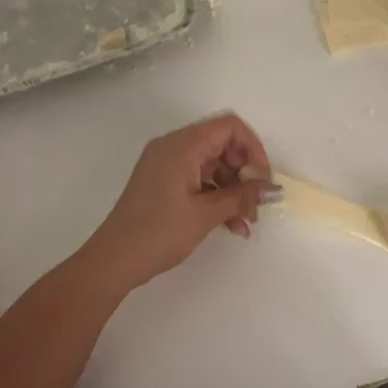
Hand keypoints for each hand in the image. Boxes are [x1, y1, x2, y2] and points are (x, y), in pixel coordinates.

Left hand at [78, 113, 275, 290]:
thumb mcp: (206, 214)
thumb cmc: (159, 232)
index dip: (253, 149)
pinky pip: (199, 180)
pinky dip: (217, 198)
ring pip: (213, 166)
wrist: (114, 259)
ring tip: (246, 222)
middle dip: (245, 173)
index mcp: (182, 145)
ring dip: (234, 190)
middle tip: (256, 206)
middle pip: (222, 145)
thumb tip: (273, 188)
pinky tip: (232, 226)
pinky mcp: (163, 184)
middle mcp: (173, 147)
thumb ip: (242, 196)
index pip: (229, 127)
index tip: (262, 181)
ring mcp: (166, 166)